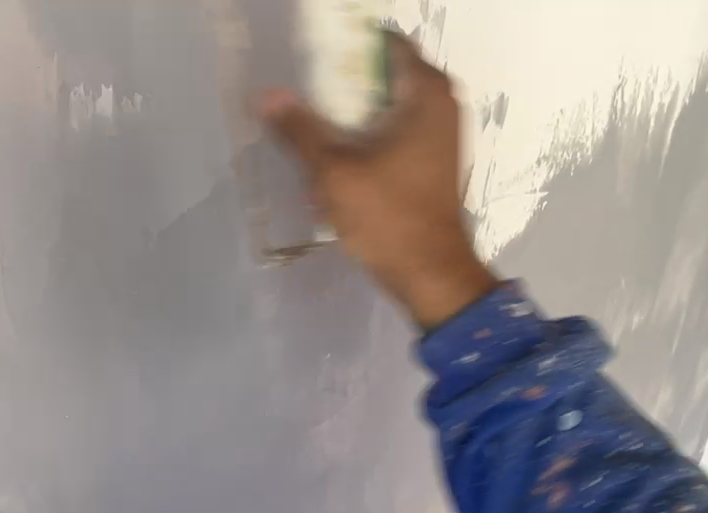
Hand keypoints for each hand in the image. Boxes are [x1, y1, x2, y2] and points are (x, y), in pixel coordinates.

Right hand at [261, 35, 498, 328]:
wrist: (429, 273)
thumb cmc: (387, 217)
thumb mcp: (334, 173)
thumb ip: (300, 132)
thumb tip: (266, 97)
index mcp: (426, 91)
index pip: (384, 43)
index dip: (345, 50)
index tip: (311, 65)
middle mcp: (441, 104)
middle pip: (381, 80)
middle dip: (340, 94)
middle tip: (303, 108)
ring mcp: (439, 137)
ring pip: (383, 115)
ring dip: (347, 127)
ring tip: (311, 148)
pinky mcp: (431, 166)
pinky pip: (391, 142)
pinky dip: (363, 150)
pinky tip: (332, 176)